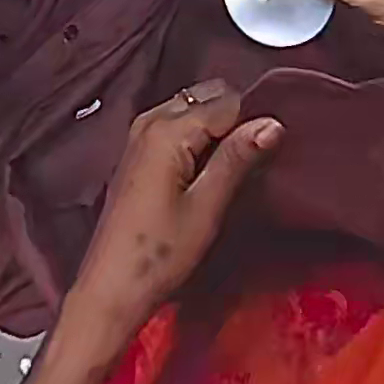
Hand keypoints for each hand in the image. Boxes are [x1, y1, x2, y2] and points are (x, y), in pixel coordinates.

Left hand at [62, 78, 283, 342]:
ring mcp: (140, 129)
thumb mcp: (206, 207)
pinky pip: (177, 117)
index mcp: (168, 128)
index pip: (228, 102)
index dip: (250, 124)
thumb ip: (238, 157)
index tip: (260, 155)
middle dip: (232, 117)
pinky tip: (202, 166)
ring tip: (226, 166)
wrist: (109, 288)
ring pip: (192, 103)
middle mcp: (151, 117)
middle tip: (244, 161)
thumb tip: (273, 123)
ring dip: (214, 124)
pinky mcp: (136, 145)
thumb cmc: (161, 253)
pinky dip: (195, 131)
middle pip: (208, 94)